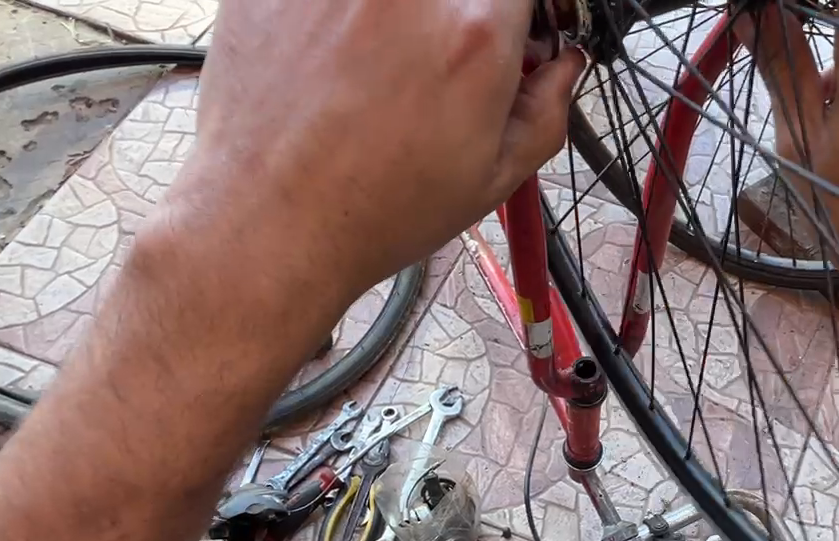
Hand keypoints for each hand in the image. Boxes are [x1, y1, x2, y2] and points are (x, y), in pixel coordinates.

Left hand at [162, 0, 584, 308]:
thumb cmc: (382, 210)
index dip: (532, 8)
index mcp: (475, 34)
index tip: (526, 28)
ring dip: (407, 22)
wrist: (276, 221)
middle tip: (459, 51)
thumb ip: (546, 113)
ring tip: (393, 64)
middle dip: (474, 15)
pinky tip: (346, 57)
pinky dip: (351, 17)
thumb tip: (563, 66)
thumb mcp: (493, 181)